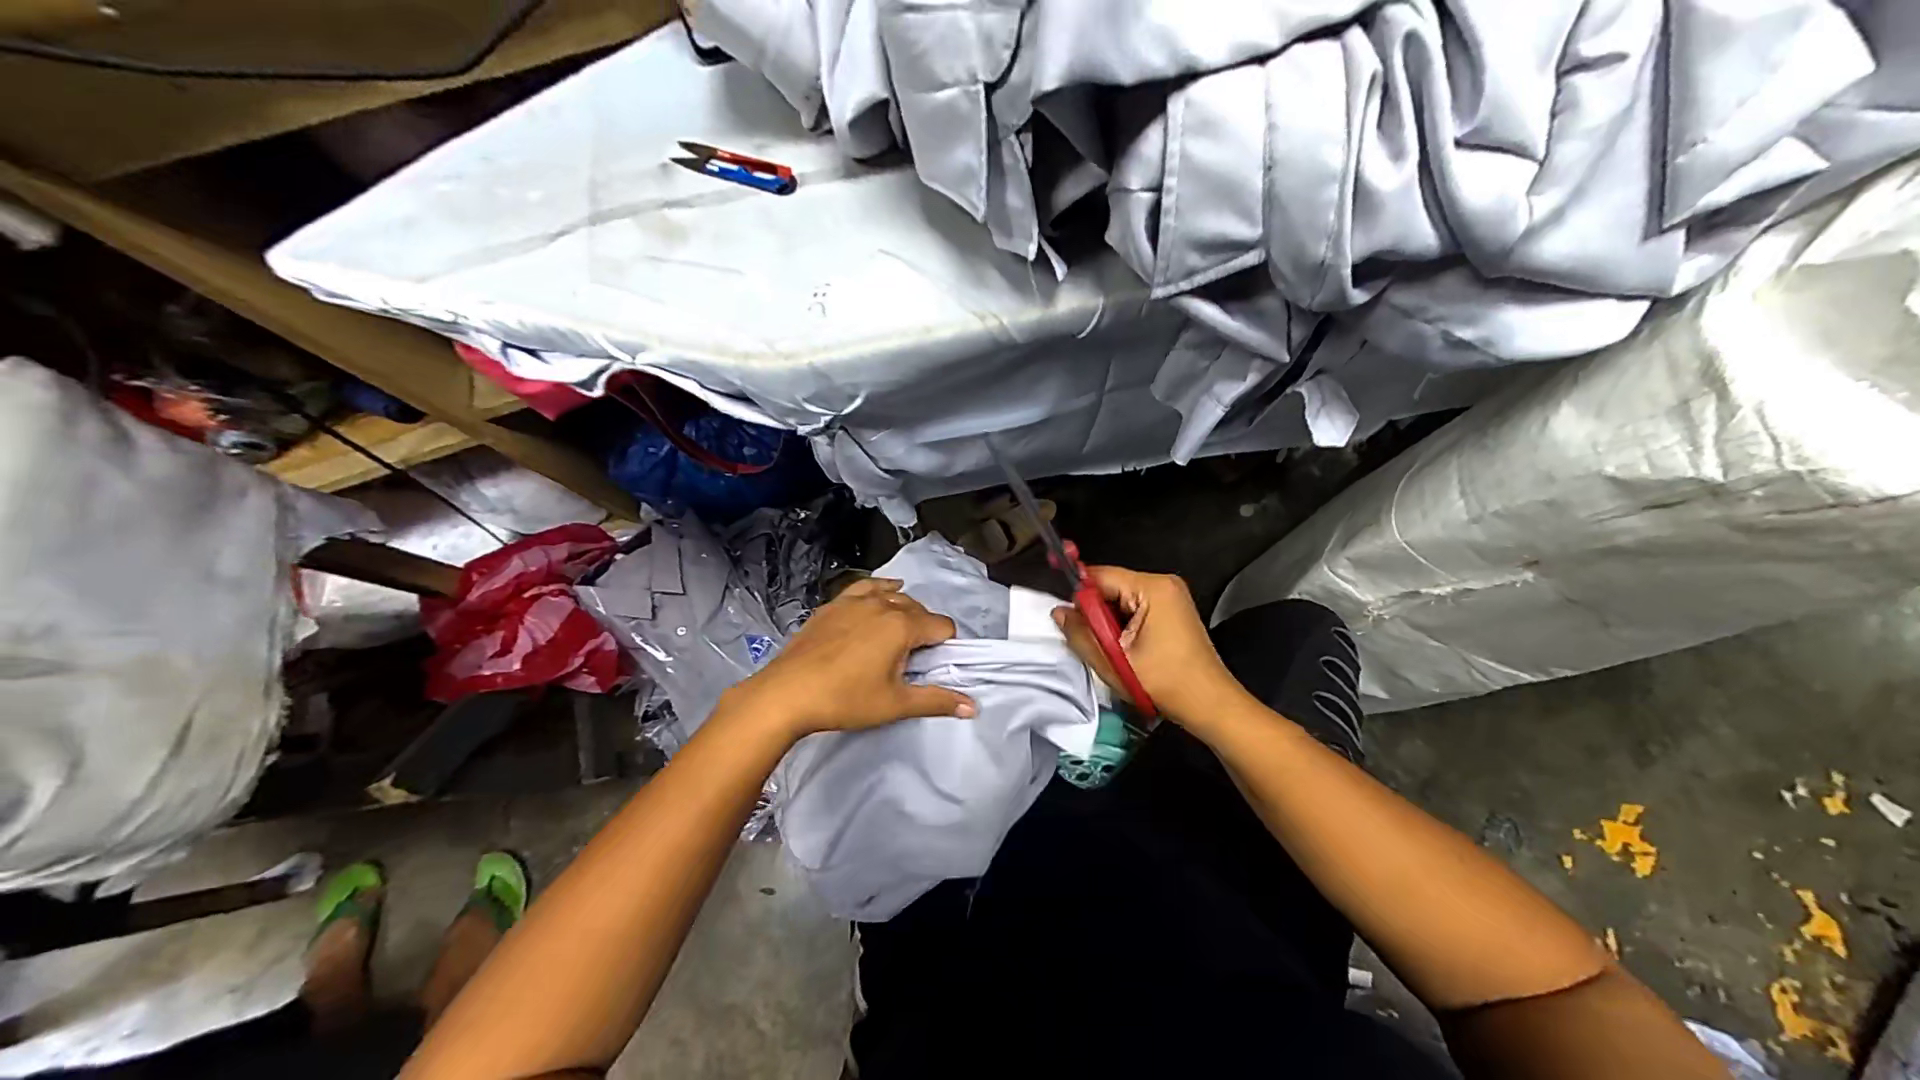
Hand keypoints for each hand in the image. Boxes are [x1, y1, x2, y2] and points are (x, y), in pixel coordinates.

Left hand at [724, 577, 976, 737]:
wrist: (786, 693)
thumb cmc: (845, 700)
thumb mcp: (895, 704)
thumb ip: (936, 700)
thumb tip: (972, 706)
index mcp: (903, 625)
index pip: (942, 626)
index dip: (944, 646)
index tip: (931, 667)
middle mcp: (883, 604)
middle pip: (919, 609)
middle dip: (923, 629)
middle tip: (910, 661)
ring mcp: (854, 600)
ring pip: (893, 595)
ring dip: (902, 611)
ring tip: (894, 636)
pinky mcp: (833, 604)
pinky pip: (865, 588)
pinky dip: (878, 591)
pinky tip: (878, 597)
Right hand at [1052, 566, 1244, 726]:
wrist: (1208, 704)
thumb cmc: (1168, 683)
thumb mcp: (1113, 661)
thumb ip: (1080, 633)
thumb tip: (1060, 612)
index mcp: (1153, 588)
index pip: (1099, 576)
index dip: (1078, 596)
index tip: (1066, 616)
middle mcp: (1164, 584)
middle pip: (1110, 586)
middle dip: (1095, 613)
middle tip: (1093, 642)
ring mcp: (1170, 596)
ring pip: (1120, 599)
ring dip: (1109, 622)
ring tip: (1114, 650)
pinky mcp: (1171, 610)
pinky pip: (1134, 608)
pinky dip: (1123, 626)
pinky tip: (1126, 649)